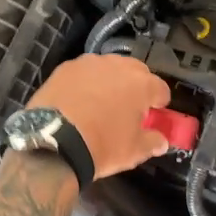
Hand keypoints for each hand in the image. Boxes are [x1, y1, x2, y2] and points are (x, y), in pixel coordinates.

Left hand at [28, 54, 170, 178]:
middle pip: (136, 71)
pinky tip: (80, 100)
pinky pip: (83, 73)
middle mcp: (117, 66)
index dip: (160, 102)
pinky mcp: (64, 68)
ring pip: (108, 68)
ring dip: (111, 81)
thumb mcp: (134, 151)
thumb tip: (161, 142)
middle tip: (130, 107)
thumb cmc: (102, 146)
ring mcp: (88, 64)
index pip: (161, 88)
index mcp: (141, 84)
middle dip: (137, 86)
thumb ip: (152, 142)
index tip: (155, 113)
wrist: (53, 143)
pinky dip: (86, 83)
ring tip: (103, 102)